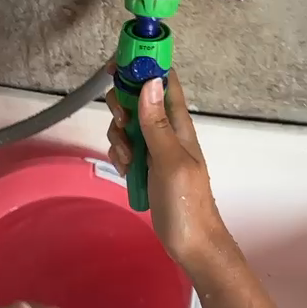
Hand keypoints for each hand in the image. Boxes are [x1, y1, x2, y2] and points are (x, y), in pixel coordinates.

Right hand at [106, 70, 230, 271]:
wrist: (190, 244)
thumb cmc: (186, 203)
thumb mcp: (170, 161)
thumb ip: (157, 124)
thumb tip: (149, 81)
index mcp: (178, 122)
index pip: (163, 78)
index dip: (142, 64)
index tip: (116, 66)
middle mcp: (166, 128)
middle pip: (137, 97)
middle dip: (122, 105)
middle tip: (123, 125)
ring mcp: (155, 146)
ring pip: (127, 123)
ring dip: (118, 136)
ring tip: (128, 159)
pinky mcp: (144, 164)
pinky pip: (124, 147)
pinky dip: (119, 155)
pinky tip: (126, 171)